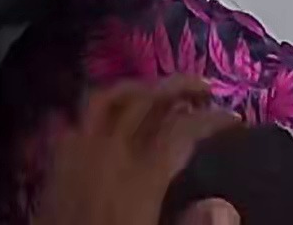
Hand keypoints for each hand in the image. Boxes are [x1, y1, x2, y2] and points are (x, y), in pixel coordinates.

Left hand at [33, 77, 239, 224]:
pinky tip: (112, 114)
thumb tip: (226, 206)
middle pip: (147, 100)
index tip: (234, 119)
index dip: (211, 119)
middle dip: (180, 86)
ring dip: (140, 87)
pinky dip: (101, 106)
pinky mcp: (58, 162)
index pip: (182, 130)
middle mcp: (109, 152)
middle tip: (206, 88)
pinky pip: (79, 117)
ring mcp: (79, 152)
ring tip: (161, 89)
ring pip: (110, 97)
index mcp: (139, 179)